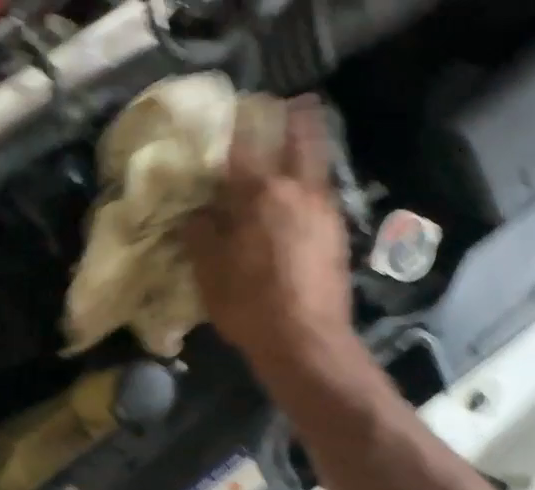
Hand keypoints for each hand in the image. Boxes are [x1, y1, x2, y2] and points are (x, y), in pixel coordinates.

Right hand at [183, 96, 355, 366]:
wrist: (306, 341)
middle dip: (297, 118)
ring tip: (297, 143)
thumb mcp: (210, 275)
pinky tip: (300, 196)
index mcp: (262, 197)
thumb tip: (195, 215)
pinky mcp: (338, 234)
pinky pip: (323, 194)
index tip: (232, 114)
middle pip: (303, 140)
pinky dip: (312, 184)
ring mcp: (325, 211)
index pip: (245, 149)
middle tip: (292, 103)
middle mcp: (299, 192)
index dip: (236, 129)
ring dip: (308, 149)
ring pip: (319, 165)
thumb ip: (202, 237)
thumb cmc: (250, 306)